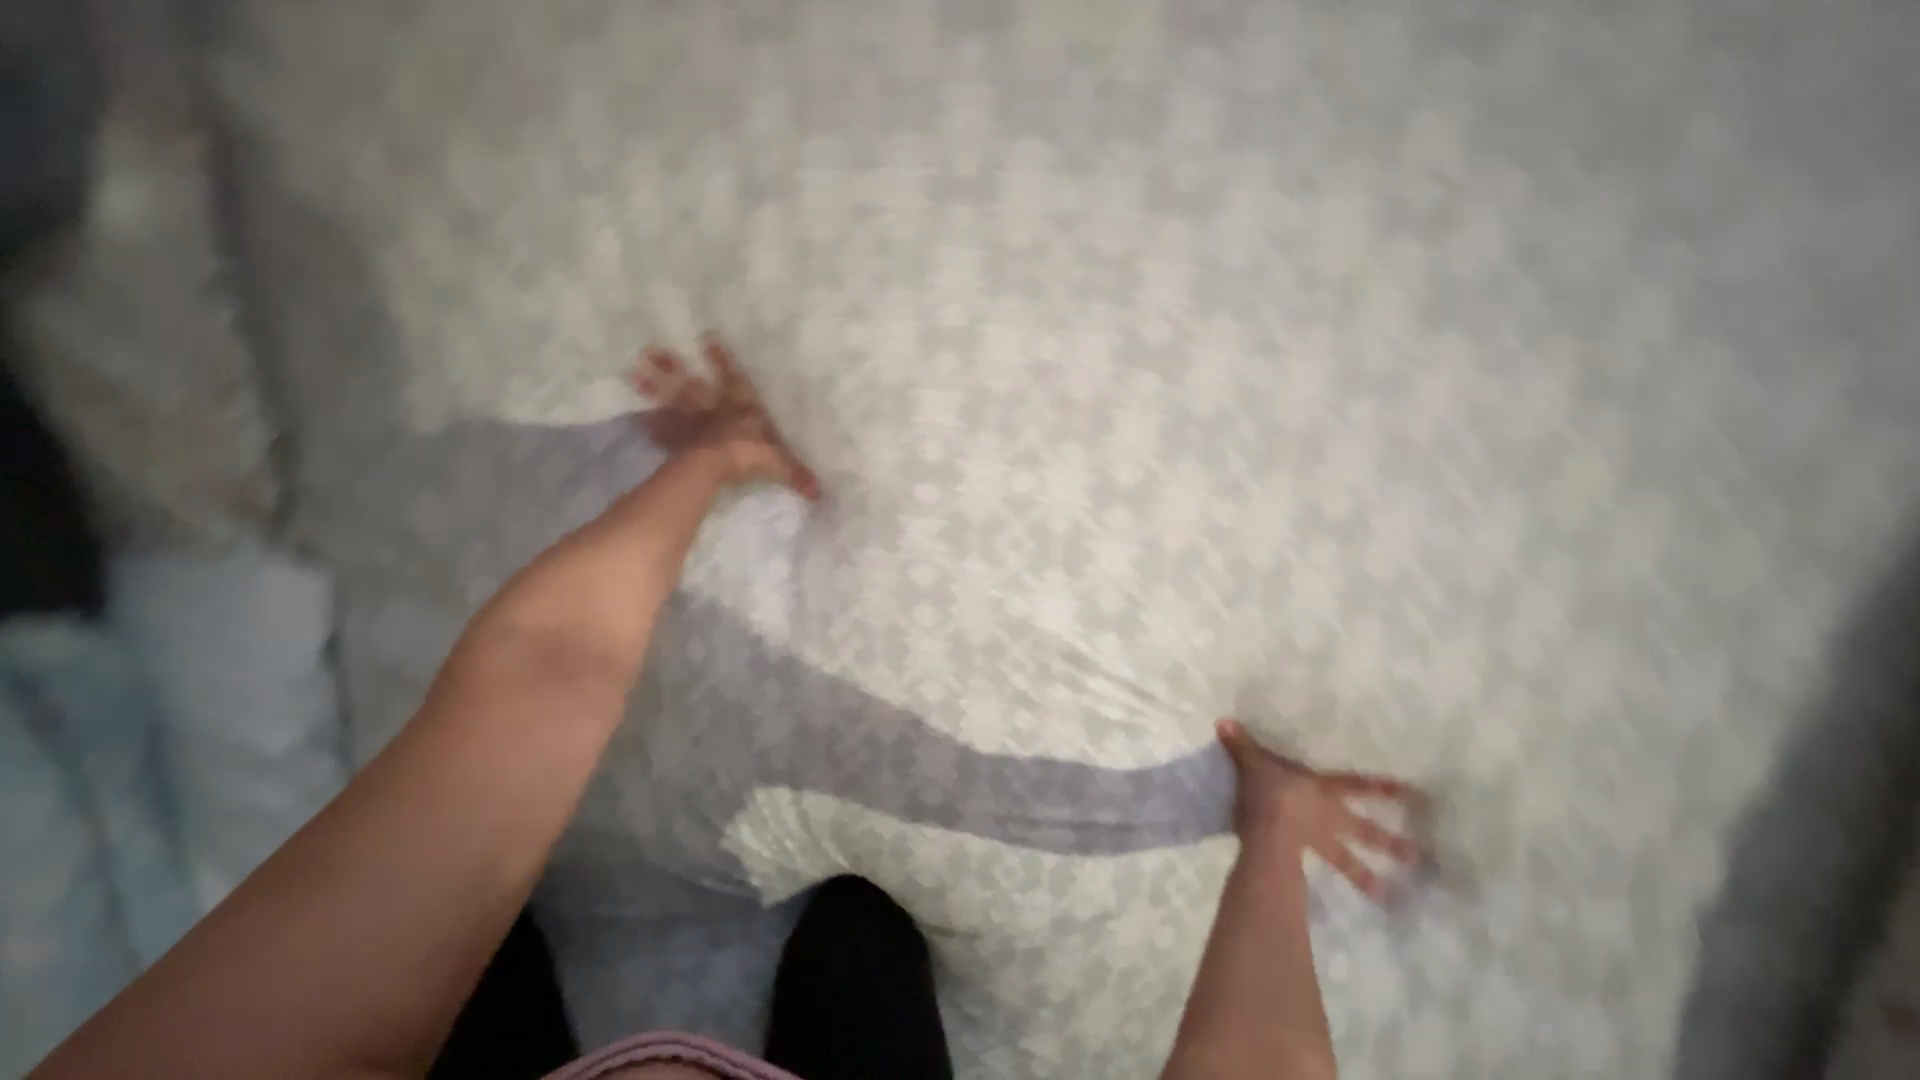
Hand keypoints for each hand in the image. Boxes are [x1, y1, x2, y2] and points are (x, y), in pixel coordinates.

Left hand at [631, 333, 820, 498]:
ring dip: (655, 389)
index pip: (734, 380)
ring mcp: (692, 425)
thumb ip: (797, 474)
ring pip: (672, 402)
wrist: (714, 465)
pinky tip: (641, 421)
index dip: (723, 362)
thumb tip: (820, 492)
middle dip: (674, 369)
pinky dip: (654, 428)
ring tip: (634, 372)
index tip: (707, 337)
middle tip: (650, 349)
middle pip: (692, 386)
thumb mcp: (781, 464)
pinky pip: (664, 433)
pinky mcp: (678, 444)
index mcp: (741, 409)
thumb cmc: (750, 456)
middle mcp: (714, 410)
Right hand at [1216, 717, 1425, 901]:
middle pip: (1360, 829)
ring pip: (1345, 858)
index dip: (1382, 790)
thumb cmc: (1267, 788)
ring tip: (1387, 895)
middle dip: (1386, 842)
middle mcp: (1326, 816)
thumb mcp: (1253, 761)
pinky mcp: (1300, 860)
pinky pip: (1314, 874)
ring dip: (1364, 876)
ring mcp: (1316, 841)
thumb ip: (1242, 745)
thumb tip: (1224, 721)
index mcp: (1320, 788)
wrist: (1266, 826)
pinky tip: (1328, 902)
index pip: (1357, 786)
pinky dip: (1319, 886)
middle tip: (1416, 857)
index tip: (1415, 797)